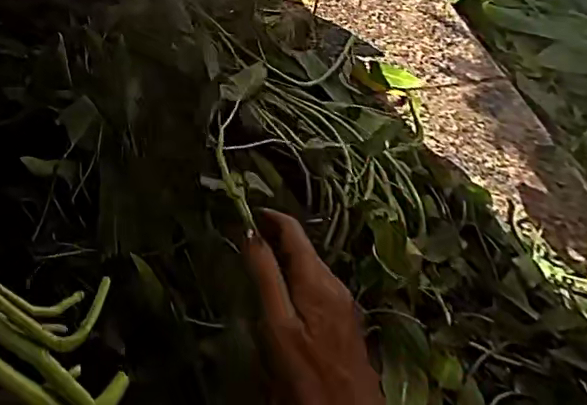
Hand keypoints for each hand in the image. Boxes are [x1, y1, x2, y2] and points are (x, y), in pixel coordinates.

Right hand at [244, 210, 384, 404]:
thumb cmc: (309, 375)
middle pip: (301, 245)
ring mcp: (342, 303)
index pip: (291, 228)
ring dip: (282, 256)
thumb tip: (248, 230)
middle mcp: (334, 283)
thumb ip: (265, 274)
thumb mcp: (278, 324)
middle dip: (272, 236)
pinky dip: (294, 276)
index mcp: (318, 278)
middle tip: (242, 237)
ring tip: (255, 261)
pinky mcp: (344, 322)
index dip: (266, 215)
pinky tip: (280, 293)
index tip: (241, 212)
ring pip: (308, 265)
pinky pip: (315, 284)